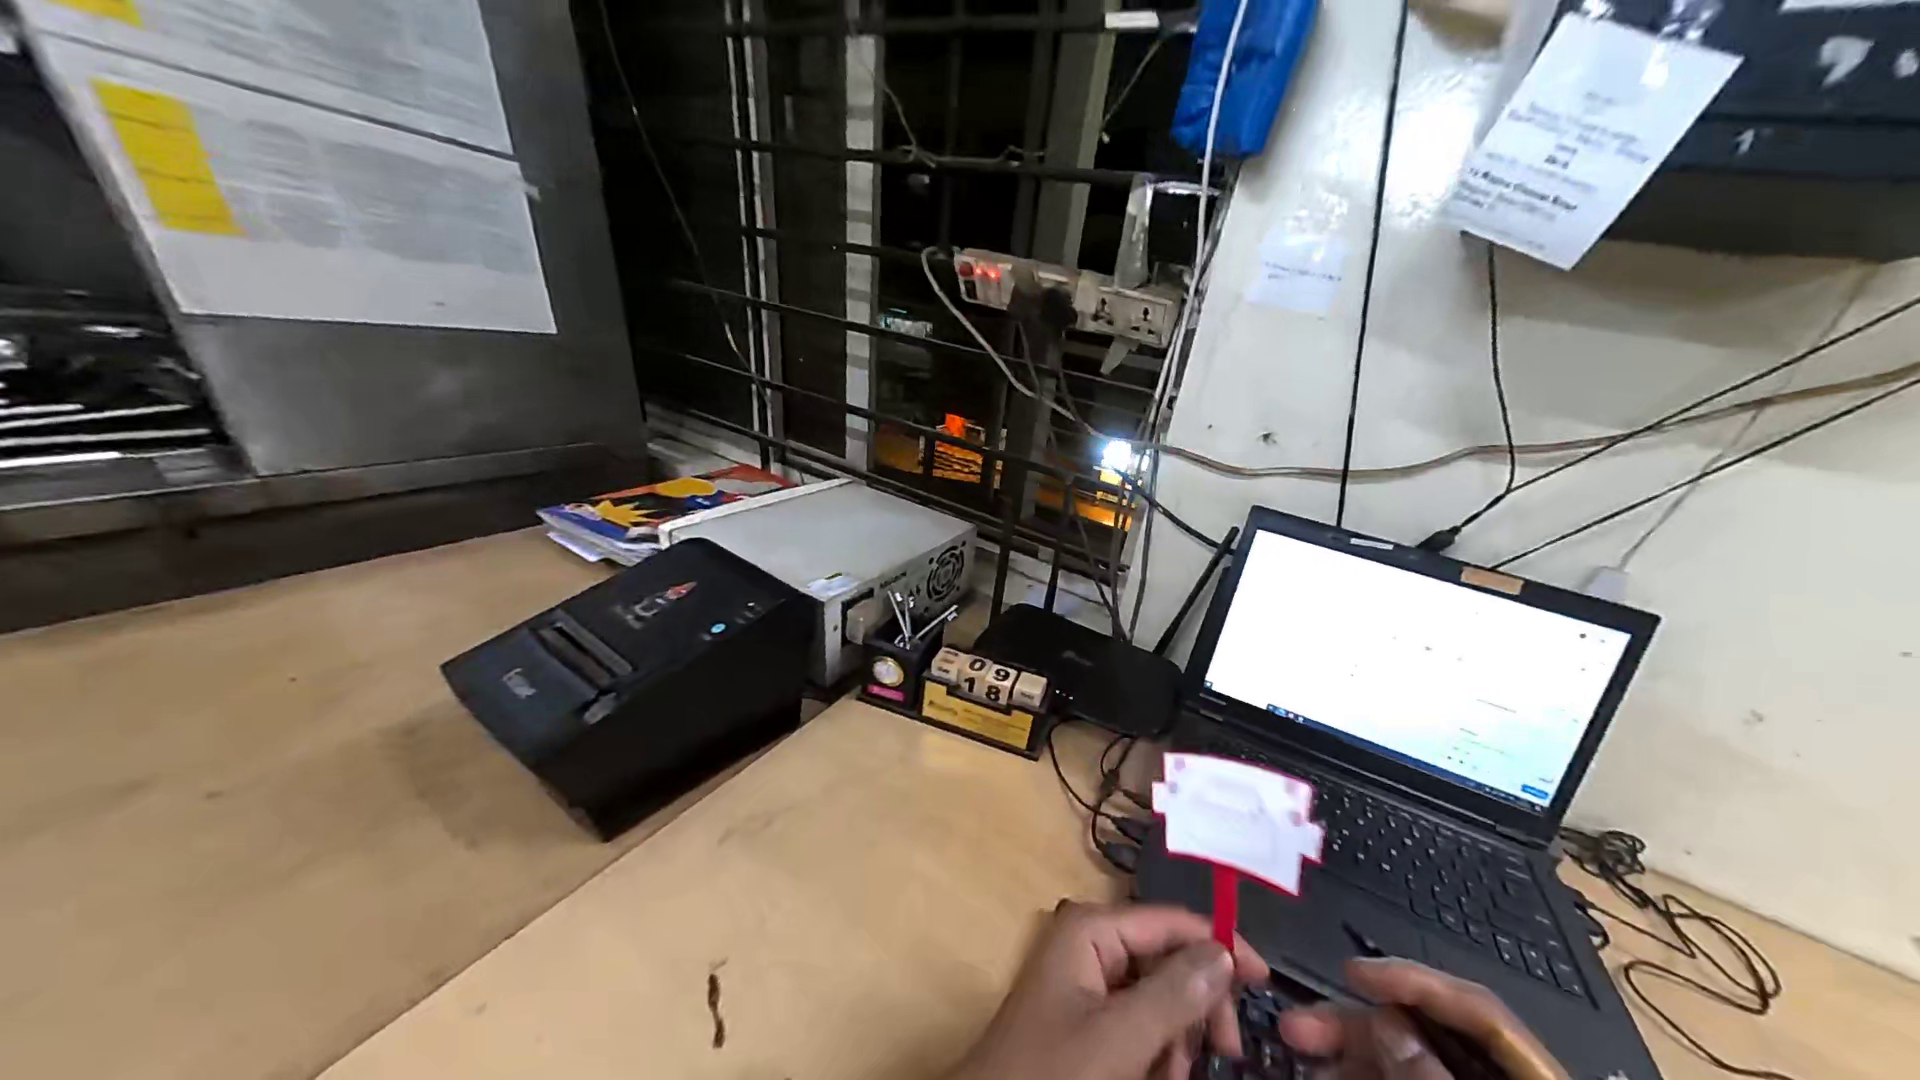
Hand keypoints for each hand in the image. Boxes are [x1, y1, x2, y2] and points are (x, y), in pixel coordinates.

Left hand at [944, 901, 1268, 1079]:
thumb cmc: (1051, 1073)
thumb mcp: (1118, 1039)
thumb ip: (1174, 994)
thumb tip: (1224, 952)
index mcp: (1093, 928)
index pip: (1172, 920)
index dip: (1221, 944)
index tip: (1264, 983)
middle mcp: (1092, 941)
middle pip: (1170, 959)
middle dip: (1195, 1008)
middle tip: (1222, 1054)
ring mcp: (1090, 978)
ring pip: (1161, 997)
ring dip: (1176, 1040)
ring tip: (1168, 1076)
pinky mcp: (1090, 1015)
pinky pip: (1140, 1022)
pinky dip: (1156, 1052)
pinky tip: (1153, 1076)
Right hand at [1275, 958, 1568, 1079]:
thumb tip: (1386, 1020)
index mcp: (1534, 1074)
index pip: (1478, 1008)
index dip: (1413, 979)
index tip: (1351, 972)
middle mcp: (1498, 1075)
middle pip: (1426, 1033)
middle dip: (1356, 1025)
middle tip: (1297, 1027)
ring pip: (1404, 1060)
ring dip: (1348, 1052)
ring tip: (1300, 1052)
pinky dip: (1360, 1076)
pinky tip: (1324, 1074)